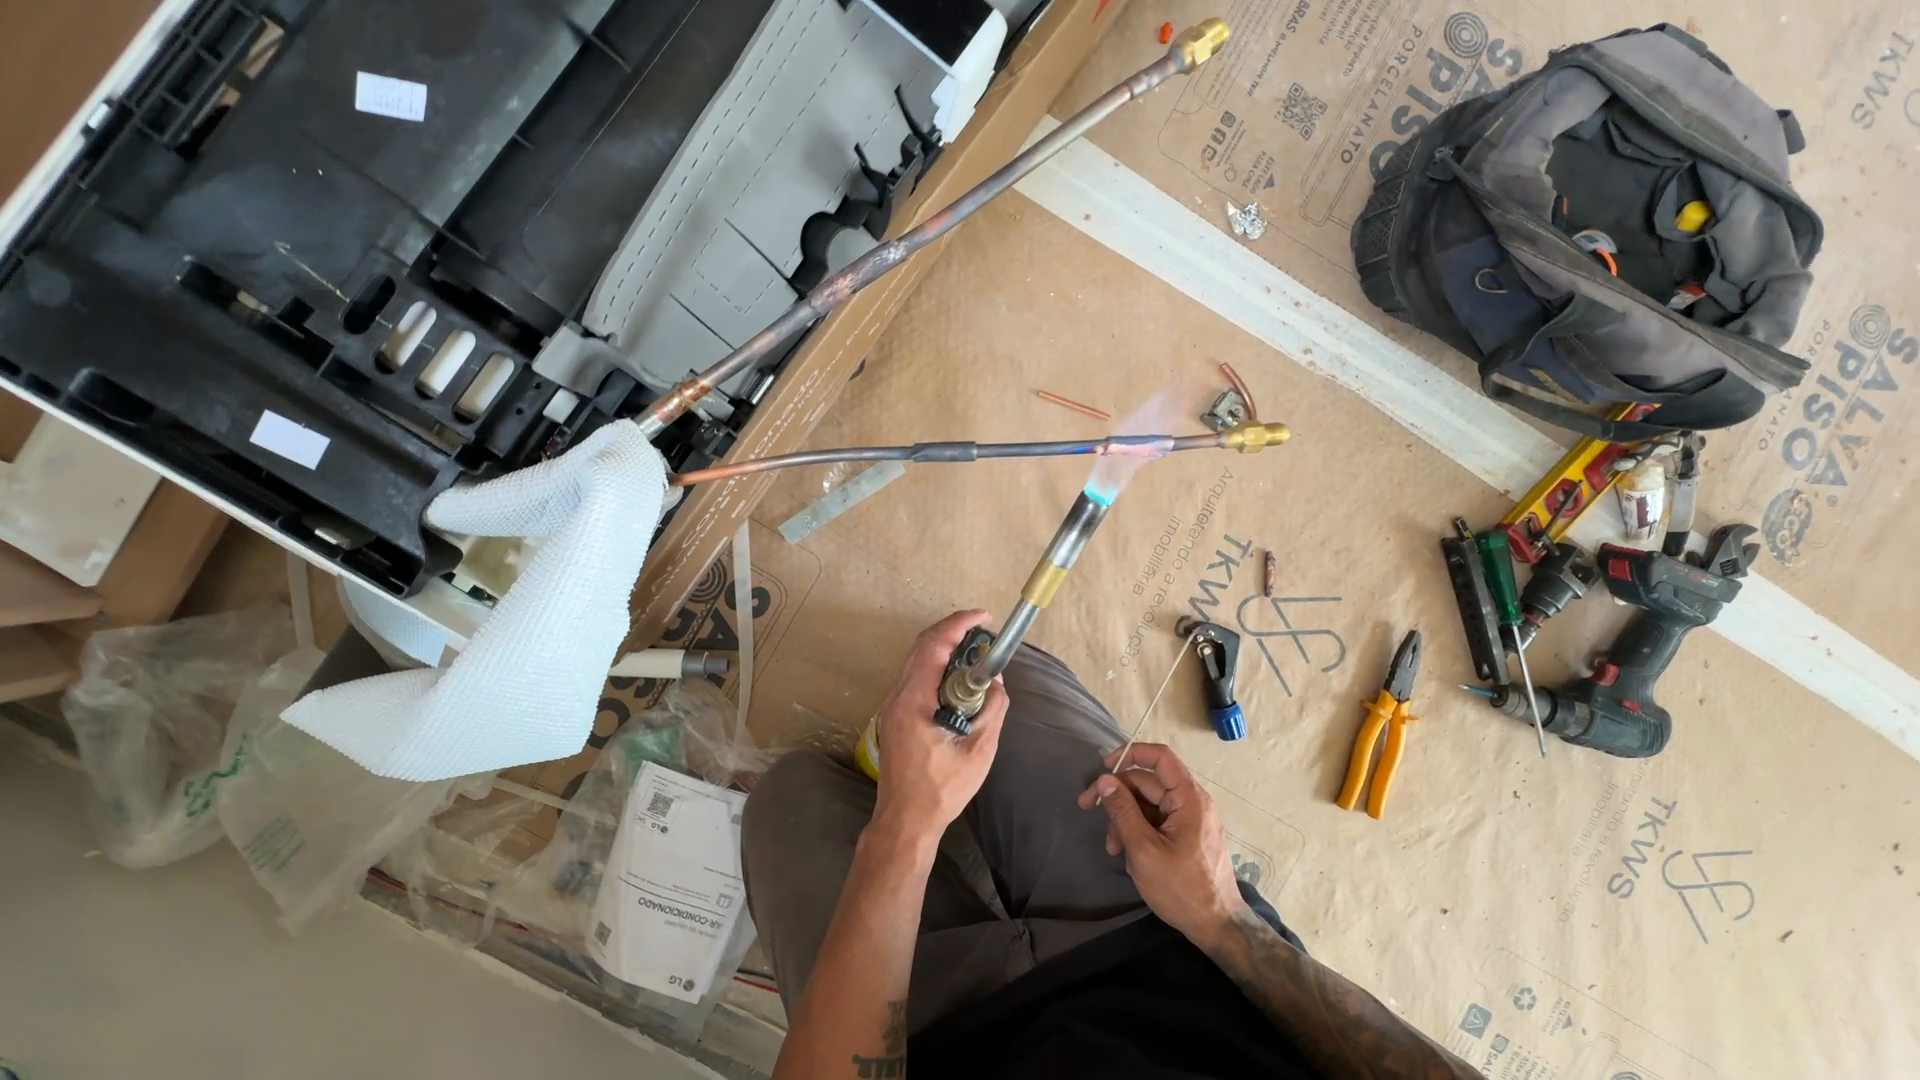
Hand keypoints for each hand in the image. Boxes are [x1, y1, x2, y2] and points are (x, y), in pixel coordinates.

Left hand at [870, 610, 1007, 844]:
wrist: (905, 820)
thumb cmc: (941, 789)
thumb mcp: (979, 750)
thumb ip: (992, 710)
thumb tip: (997, 682)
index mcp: (913, 699)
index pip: (934, 646)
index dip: (959, 624)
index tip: (984, 617)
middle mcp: (898, 695)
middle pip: (922, 646)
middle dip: (953, 631)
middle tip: (983, 632)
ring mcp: (893, 705)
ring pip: (917, 660)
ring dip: (945, 648)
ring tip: (976, 651)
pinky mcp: (896, 715)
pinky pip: (916, 676)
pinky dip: (938, 666)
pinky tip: (959, 678)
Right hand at [1077, 742, 1249, 944]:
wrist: (1217, 926)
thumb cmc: (1182, 888)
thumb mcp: (1144, 850)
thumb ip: (1123, 811)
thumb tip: (1104, 780)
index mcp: (1189, 799)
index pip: (1160, 757)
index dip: (1130, 753)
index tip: (1103, 767)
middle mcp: (1191, 802)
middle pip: (1148, 782)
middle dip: (1117, 795)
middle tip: (1086, 807)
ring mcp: (1189, 819)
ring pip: (1148, 803)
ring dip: (1124, 818)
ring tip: (1112, 846)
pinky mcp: (1186, 835)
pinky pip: (1156, 820)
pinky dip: (1137, 830)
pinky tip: (1125, 852)